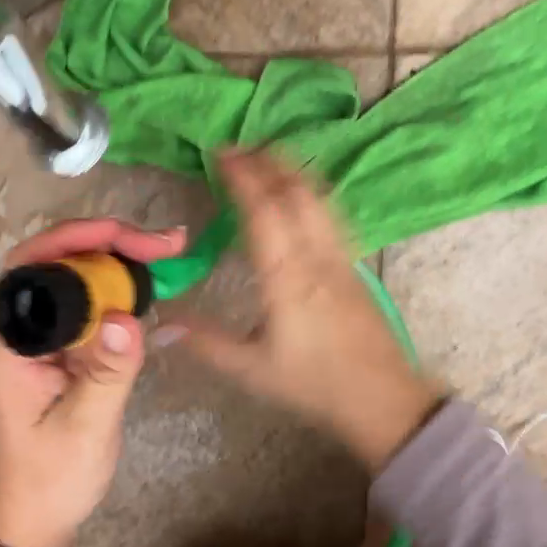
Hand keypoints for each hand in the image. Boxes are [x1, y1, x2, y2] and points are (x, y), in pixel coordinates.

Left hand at [0, 218, 188, 546]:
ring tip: (169, 252)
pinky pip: (99, 308)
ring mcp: (55, 340)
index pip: (34, 265)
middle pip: (62, 263)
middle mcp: (32, 330)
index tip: (126, 237)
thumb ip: (106, 375)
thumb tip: (128, 318)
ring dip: (122, 261)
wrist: (39, 518)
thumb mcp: (82, 429)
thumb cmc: (50, 477)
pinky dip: (128, 290)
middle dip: (110, 242)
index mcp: (17, 341)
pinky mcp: (76, 353)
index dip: (76, 240)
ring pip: (84, 281)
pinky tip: (158, 285)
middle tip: (166, 244)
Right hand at [166, 150, 443, 470]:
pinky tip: (304, 196)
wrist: (385, 400)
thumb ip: (207, 343)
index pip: (263, 211)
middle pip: (296, 193)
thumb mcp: (252, 369)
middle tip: (239, 146)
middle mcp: (317, 257)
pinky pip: (333, 215)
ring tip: (269, 156)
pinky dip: (313, 193)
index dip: (242, 177)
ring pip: (320, 199)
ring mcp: (342, 259)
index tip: (222, 152)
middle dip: (267, 162)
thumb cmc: (316, 385)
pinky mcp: (356, 267)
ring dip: (292, 171)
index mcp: (287, 277)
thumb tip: (162, 324)